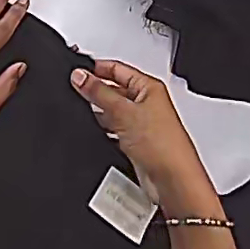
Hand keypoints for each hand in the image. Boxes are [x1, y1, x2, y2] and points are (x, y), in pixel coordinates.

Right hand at [70, 60, 217, 214]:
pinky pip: (115, 129)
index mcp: (149, 87)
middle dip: (97, 90)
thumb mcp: (123, 111)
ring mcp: (141, 123)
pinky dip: (105, 129)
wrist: (172, 180)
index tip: (79, 70)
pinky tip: (97, 132)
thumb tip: (80, 76)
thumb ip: (99, 93)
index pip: (118, 69)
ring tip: (84, 111)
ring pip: (114, 111)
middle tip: (77, 89)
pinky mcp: (136, 142)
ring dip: (101, 112)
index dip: (98, 68)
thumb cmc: (163, 144)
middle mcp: (146, 103)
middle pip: (115, 89)